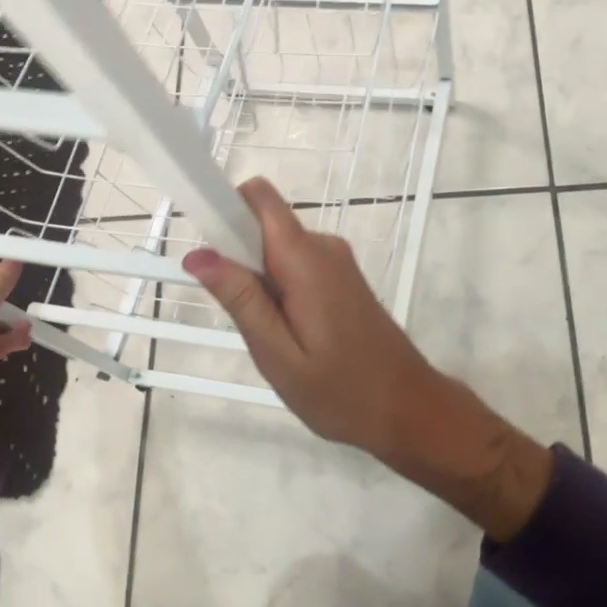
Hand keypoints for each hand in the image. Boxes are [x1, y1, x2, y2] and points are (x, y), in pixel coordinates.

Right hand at [181, 178, 551, 539]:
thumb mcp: (278, 354)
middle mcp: (323, 246)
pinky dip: (280, 290)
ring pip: (277, 249)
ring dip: (260, 281)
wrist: (408, 408)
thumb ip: (241, 299)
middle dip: (238, 260)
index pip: (258, 198)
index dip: (224, 208)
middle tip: (243, 319)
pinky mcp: (342, 277)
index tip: (204, 250)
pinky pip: (296, 265)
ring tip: (272, 338)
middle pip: (263, 224)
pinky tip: (292, 336)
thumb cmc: (340, 391)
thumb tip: (198, 255)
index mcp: (305, 258)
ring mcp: (336, 261)